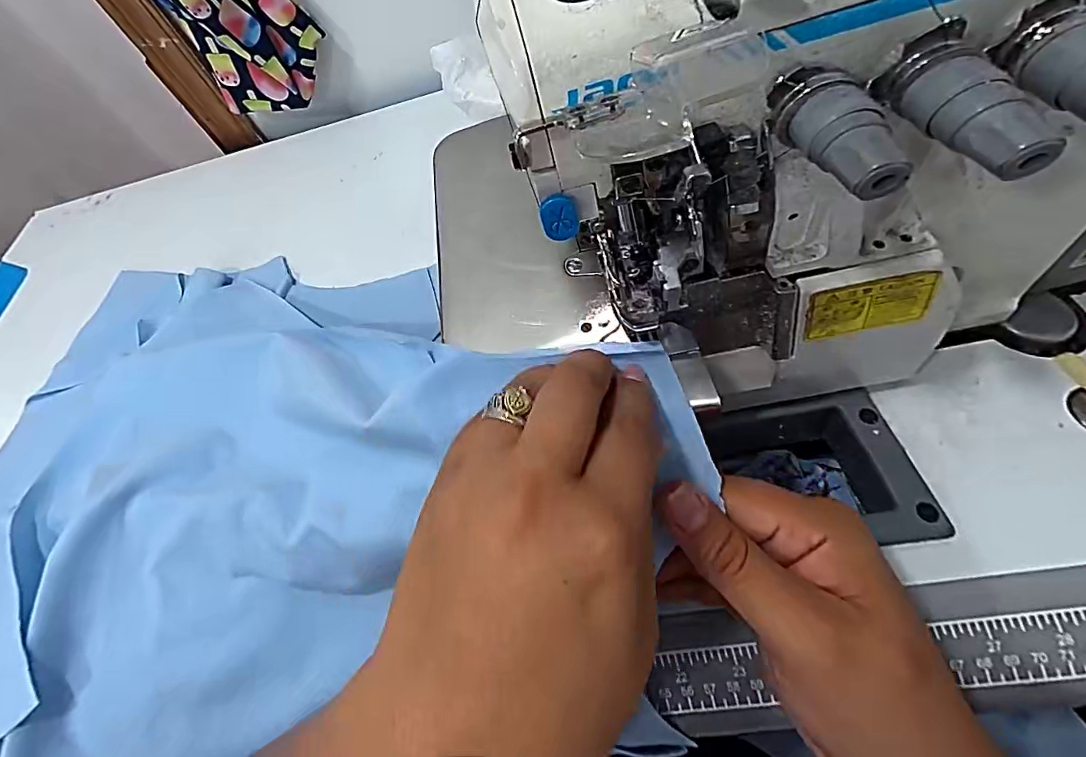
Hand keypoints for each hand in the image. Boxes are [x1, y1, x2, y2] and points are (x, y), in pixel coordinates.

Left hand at [275, 350, 663, 756]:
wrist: (449, 715)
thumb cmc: (559, 693)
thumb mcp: (634, 623)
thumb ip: (637, 536)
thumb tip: (633, 476)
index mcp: (602, 526)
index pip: (630, 430)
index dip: (639, 401)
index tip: (639, 389)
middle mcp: (542, 484)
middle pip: (574, 388)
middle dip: (596, 371)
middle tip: (605, 372)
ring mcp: (485, 475)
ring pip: (522, 390)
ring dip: (551, 381)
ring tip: (564, 389)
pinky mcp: (446, 478)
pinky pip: (486, 419)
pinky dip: (511, 411)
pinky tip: (521, 426)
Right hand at [657, 477, 999, 756]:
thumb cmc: (883, 709)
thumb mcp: (800, 631)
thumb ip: (734, 561)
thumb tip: (677, 495)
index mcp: (817, 524)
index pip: (725, 492)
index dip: (675, 504)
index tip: (631, 520)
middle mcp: (802, 532)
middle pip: (716, 512)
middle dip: (673, 532)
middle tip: (630, 556)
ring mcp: (789, 561)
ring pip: (714, 540)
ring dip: (678, 558)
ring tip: (639, 574)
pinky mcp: (777, 589)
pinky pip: (725, 568)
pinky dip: (695, 579)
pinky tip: (664, 588)